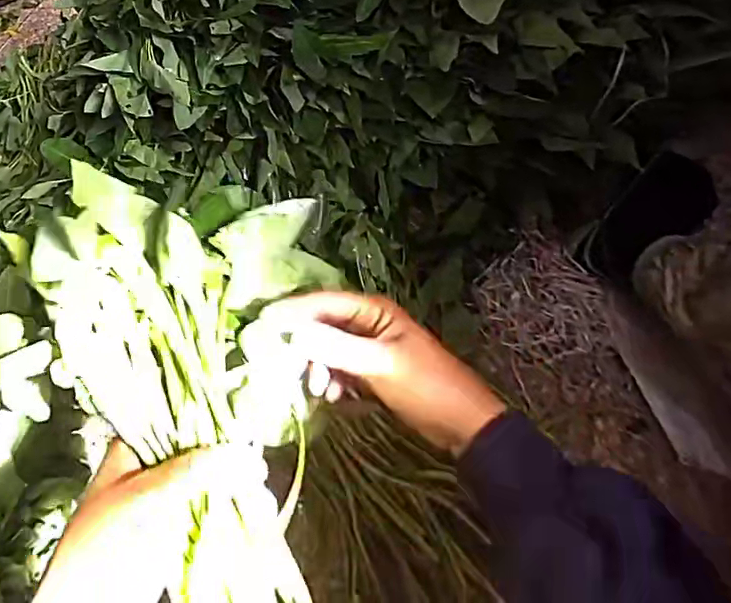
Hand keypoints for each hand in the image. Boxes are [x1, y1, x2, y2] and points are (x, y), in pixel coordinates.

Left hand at [35, 439, 265, 602]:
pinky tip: (251, 516)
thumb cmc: (98, 540)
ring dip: (232, 488)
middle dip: (227, 458)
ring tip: (260, 495)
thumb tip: (237, 451)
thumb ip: (189, 471)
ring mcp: (162, 500)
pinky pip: (206, 516)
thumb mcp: (144, 496)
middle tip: (254, 463)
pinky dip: (228, 516)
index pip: (175, 418)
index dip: (208, 420)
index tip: (238, 426)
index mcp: (132, 445)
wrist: (85, 601)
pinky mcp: (173, 532)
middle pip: (195, 452)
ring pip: (205, 484)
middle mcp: (149, 466)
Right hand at [260, 291, 506, 457]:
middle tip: (290, 368)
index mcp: (372, 309)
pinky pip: (338, 370)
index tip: (263, 322)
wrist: (467, 428)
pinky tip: (336, 399)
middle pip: (321, 325)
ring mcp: (368, 347)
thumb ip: (336, 347)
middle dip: (305, 346)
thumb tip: (292, 332)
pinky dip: (333, 382)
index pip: (322, 302)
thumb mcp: (380, 364)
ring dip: (319, 368)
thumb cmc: (426, 386)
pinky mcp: (370, 371)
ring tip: (323, 391)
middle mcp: (366, 322)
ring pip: (327, 350)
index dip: (292, 311)